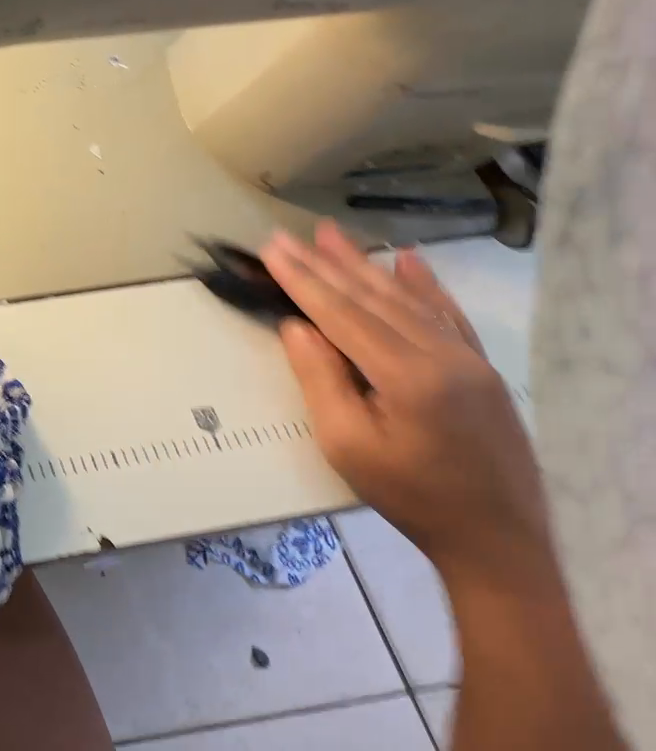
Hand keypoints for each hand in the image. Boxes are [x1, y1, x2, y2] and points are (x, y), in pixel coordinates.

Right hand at [261, 222, 552, 589]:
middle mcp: (443, 356)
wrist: (498, 538)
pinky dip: (424, 286)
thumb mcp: (347, 444)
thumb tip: (297, 327)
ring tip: (334, 235)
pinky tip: (409, 261)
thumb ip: (321, 380)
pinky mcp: (481, 371)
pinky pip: (448, 316)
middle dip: (328, 264)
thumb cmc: (409, 494)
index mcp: (407, 376)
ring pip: (408, 301)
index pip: (341, 315)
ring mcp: (469, 361)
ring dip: (366, 265)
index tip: (273, 248)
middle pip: (374, 299)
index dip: (303, 280)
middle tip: (291, 233)